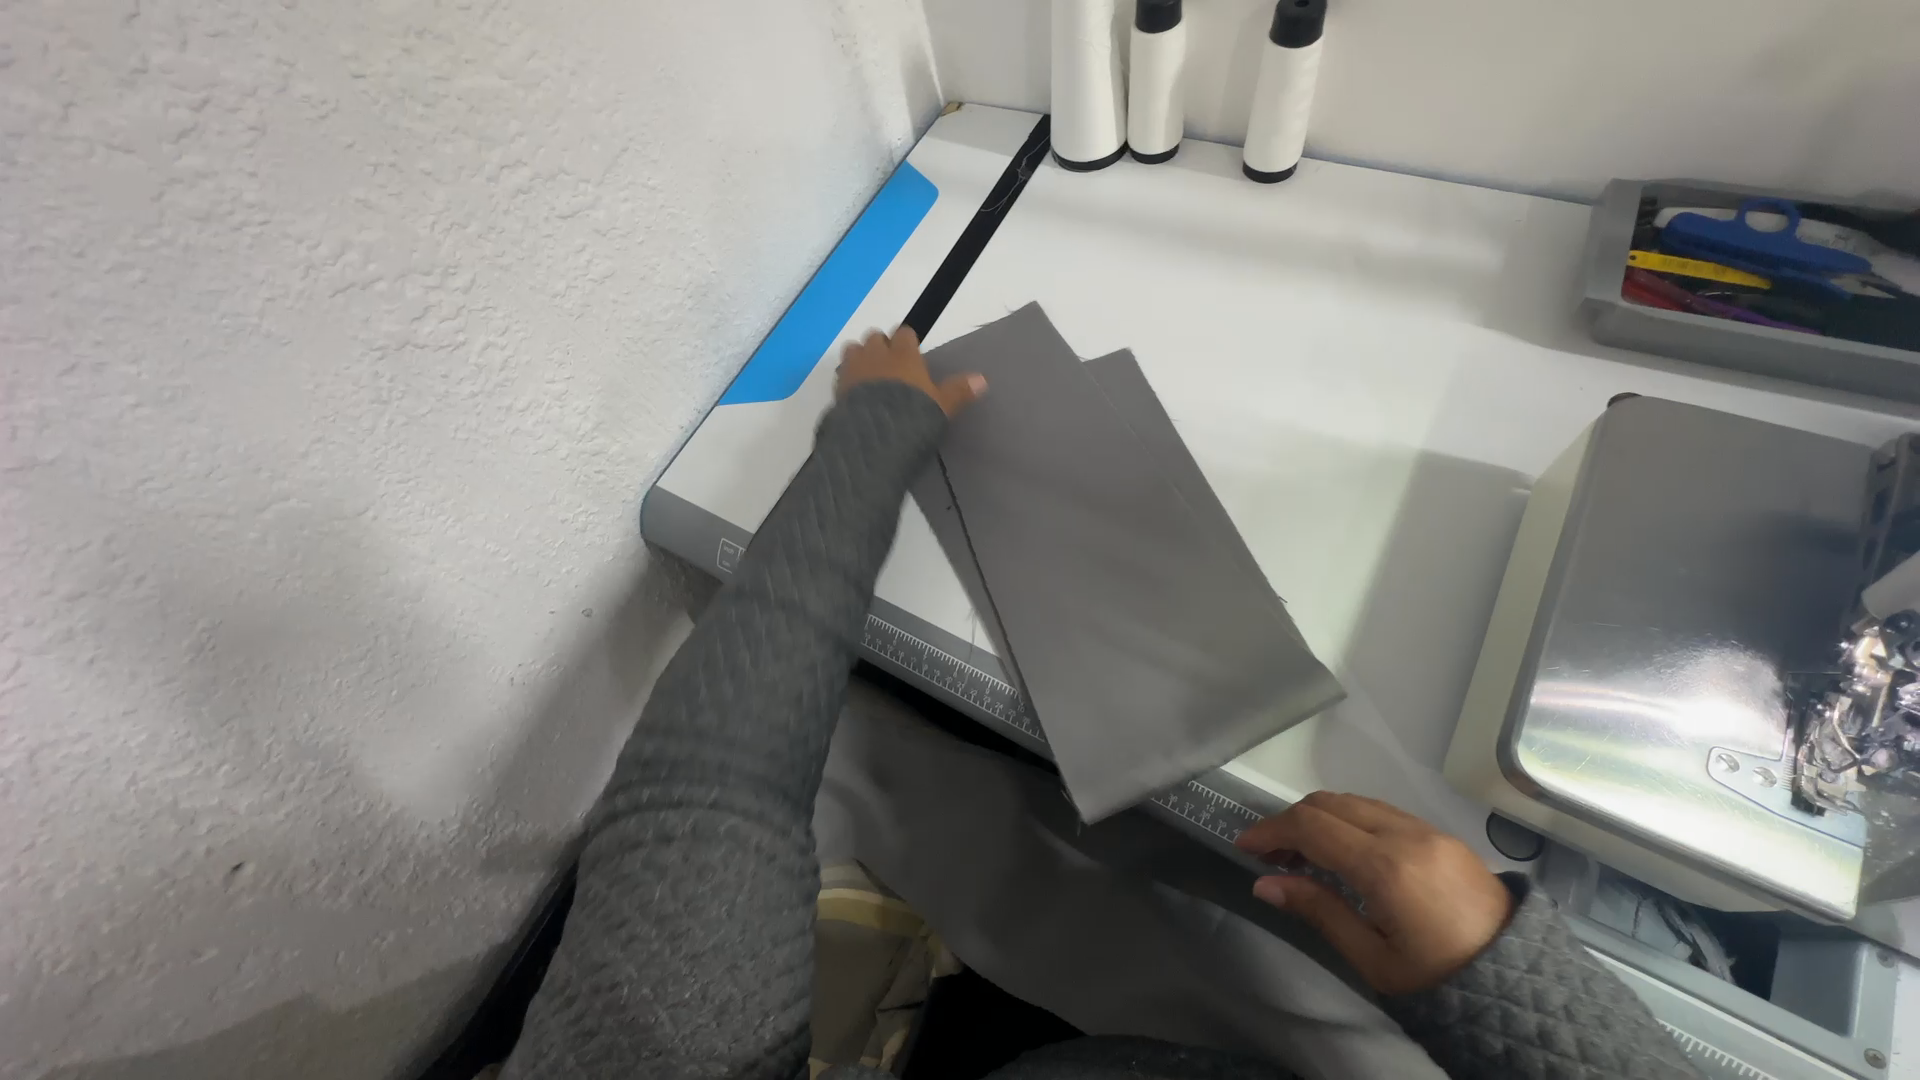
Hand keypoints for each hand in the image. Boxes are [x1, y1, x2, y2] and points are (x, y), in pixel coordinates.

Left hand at [836, 326, 985, 417]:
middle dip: (881, 346)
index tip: (911, 351)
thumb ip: (959, 391)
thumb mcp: (941, 406)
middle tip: (889, 364)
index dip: (907, 341)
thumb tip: (982, 380)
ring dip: (860, 357)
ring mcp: (854, 369)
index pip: (905, 333)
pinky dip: (848, 378)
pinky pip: (842, 374)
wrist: (875, 435)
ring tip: (868, 375)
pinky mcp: (839, 387)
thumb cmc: (913, 416)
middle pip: (875, 337)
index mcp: (904, 354)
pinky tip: (855, 392)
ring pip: (854, 349)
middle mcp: (877, 354)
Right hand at [1235, 791, 1514, 995]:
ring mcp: (1427, 830)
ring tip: (1302, 853)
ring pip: (1353, 801)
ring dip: (1318, 817)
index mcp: (1385, 866)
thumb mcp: (1373, 958)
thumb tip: (1265, 883)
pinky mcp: (1442, 835)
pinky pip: (1380, 810)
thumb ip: (1318, 910)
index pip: (1310, 826)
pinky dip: (1348, 819)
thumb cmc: (1443, 982)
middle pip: (1327, 803)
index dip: (1269, 831)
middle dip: (1290, 821)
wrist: (1529, 989)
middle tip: (1269, 854)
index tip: (1244, 846)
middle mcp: (1405, 834)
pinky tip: (1342, 850)